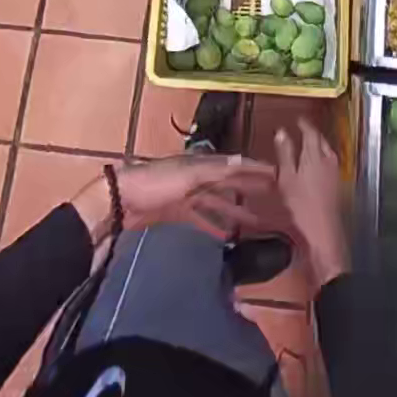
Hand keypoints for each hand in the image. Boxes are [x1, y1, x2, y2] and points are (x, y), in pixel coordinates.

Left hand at [70, 154, 274, 241]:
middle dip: (248, 189)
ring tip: (257, 222)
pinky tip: (226, 236)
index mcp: (199, 163)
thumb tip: (242, 160)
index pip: (232, 164)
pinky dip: (214, 225)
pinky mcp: (174, 214)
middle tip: (273, 197)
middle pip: (227, 183)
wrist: (120, 202)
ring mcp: (184, 196)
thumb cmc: (154, 183)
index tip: (276, 174)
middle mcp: (194, 176)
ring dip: (235, 211)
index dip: (253, 169)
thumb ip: (215, 169)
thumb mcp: (188, 174)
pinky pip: (201, 219)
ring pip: (216, 202)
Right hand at [276, 120, 349, 289]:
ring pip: (327, 151)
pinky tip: (315, 165)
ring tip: (308, 145)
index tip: (298, 119)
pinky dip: (322, 157)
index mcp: (314, 155)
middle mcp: (328, 160)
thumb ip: (285, 153)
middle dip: (312, 133)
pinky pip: (330, 162)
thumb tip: (282, 132)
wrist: (323, 232)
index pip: (311, 132)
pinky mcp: (337, 185)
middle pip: (321, 141)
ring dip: (318, 145)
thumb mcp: (286, 177)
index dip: (304, 124)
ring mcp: (335, 173)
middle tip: (302, 130)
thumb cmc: (300, 205)